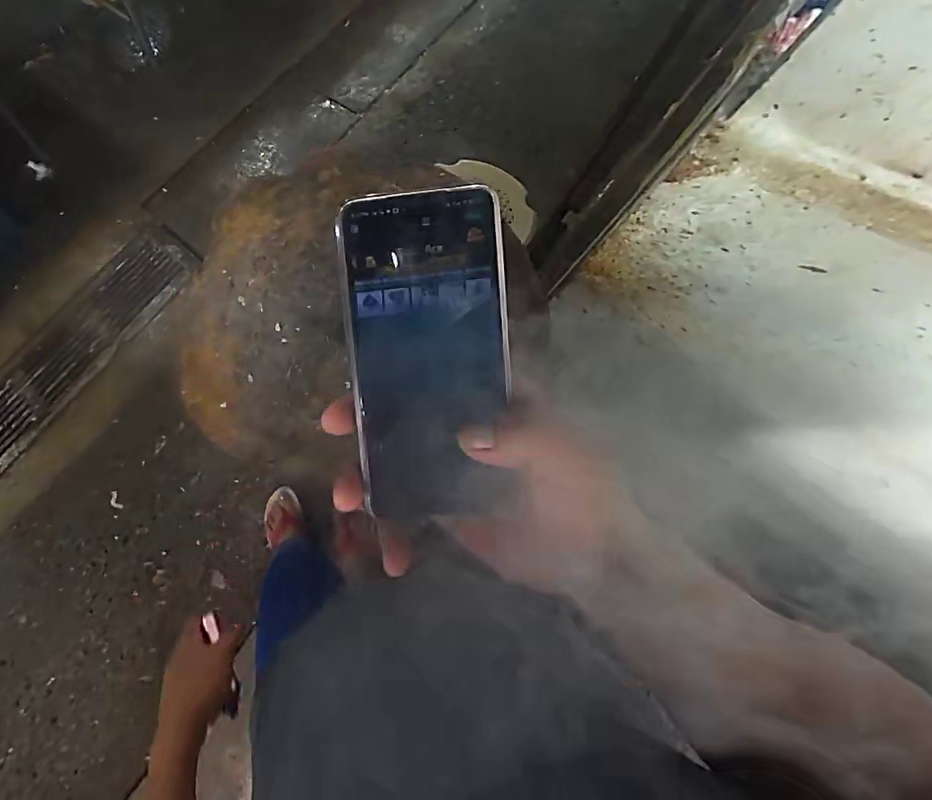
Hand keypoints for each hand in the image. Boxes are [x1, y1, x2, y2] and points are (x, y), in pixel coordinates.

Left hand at [156, 613, 248, 737]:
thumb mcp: (224, 655)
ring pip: (201, 665)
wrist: (181, 729)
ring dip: (217, 672)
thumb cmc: (205, 686)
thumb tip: (236, 625)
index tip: (231, 632)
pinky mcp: (176, 698)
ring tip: (230, 686)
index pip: (199, 620)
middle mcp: (178, 656)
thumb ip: (231, 636)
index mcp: (188, 641)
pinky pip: (197, 685)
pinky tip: (219, 702)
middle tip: (233, 660)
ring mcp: (175, 678)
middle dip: (220, 650)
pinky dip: (210, 689)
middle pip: (201, 644)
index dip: (216, 621)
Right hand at [320, 394, 644, 595]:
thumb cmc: (589, 489)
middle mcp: (466, 423)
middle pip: (404, 413)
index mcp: (494, 395)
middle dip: (365, 423)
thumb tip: (465, 434)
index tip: (360, 386)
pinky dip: (391, 532)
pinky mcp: (448, 511)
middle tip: (336, 434)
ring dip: (364, 479)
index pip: (440, 371)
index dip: (396, 372)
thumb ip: (522, 436)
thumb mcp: (565, 453)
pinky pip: (406, 512)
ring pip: (394, 462)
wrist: (595, 560)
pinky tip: (394, 559)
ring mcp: (452, 468)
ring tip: (351, 506)